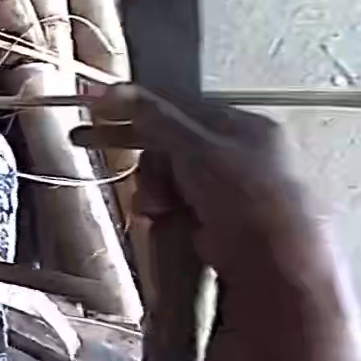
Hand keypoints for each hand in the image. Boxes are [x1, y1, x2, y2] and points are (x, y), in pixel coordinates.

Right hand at [77, 88, 332, 287]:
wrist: (277, 271)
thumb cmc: (244, 197)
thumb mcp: (193, 147)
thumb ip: (151, 116)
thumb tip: (108, 89)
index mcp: (243, 125)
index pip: (176, 104)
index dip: (132, 104)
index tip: (93, 107)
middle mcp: (239, 151)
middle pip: (166, 138)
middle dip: (132, 146)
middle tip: (83, 139)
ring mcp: (228, 187)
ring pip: (164, 171)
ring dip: (149, 185)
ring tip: (152, 204)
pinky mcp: (216, 217)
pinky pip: (172, 199)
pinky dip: (159, 205)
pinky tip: (158, 215)